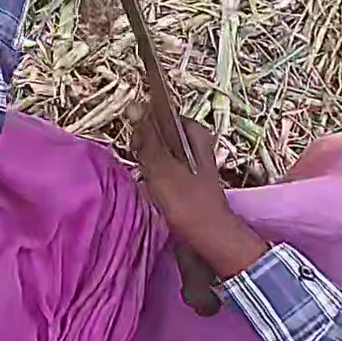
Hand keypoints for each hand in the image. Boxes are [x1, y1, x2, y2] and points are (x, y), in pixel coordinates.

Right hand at [134, 113, 268, 276]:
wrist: (208, 235)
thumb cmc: (185, 199)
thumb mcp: (160, 164)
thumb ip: (146, 135)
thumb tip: (133, 105)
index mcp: (194, 130)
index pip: (158, 115)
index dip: (143, 128)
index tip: (137, 146)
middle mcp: (196, 140)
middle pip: (158, 132)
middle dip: (145, 147)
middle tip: (144, 166)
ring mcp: (192, 158)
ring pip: (159, 150)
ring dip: (148, 162)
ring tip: (149, 179)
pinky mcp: (188, 175)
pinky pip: (164, 166)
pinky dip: (156, 174)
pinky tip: (154, 188)